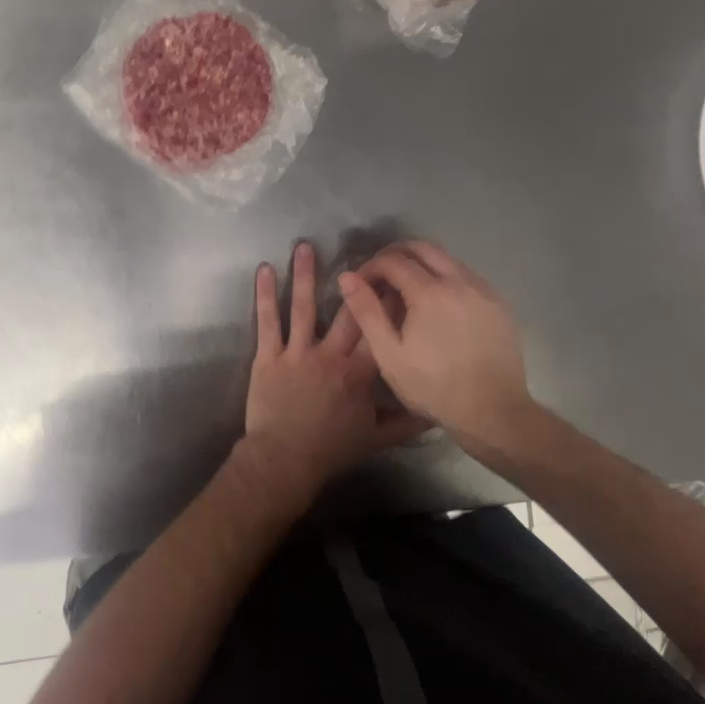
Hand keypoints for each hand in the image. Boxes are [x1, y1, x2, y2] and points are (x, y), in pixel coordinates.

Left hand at [242, 243, 428, 497]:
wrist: (285, 459)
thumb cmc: (331, 450)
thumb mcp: (377, 439)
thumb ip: (408, 422)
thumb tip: (439, 411)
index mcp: (360, 373)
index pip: (381, 331)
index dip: (392, 304)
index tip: (400, 278)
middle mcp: (331, 355)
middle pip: (350, 312)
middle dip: (359, 282)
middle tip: (366, 252)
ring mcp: (298, 353)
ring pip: (305, 307)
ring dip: (306, 275)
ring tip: (305, 244)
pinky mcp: (269, 356)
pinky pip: (268, 321)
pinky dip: (266, 295)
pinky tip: (265, 269)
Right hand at [337, 240, 533, 445]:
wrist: (494, 412)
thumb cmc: (433, 387)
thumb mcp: (389, 354)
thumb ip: (366, 312)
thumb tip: (347, 277)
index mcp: (430, 292)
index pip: (393, 260)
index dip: (371, 266)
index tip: (360, 284)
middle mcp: (460, 282)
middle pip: (424, 248)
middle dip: (397, 254)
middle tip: (380, 275)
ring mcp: (484, 291)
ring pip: (448, 259)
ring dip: (422, 264)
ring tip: (407, 290)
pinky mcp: (499, 304)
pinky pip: (467, 276)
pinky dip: (446, 277)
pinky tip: (438, 304)